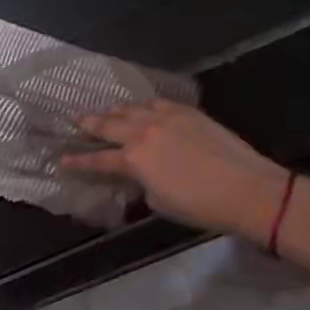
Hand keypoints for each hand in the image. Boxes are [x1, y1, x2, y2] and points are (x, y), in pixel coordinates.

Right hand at [61, 99, 290, 236]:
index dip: (78, 161)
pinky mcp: (186, 111)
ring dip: (114, 111)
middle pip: (107, 124)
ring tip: (106, 112)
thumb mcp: (159, 202)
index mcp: (133, 159)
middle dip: (88, 123)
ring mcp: (164, 117)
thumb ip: (140, 184)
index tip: (61, 159)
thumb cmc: (201, 206)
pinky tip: (142, 108)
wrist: (248, 189)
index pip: (97, 159)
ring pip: (130, 108)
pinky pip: (156, 103)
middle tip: (75, 120)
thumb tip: (136, 176)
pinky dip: (143, 106)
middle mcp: (142, 132)